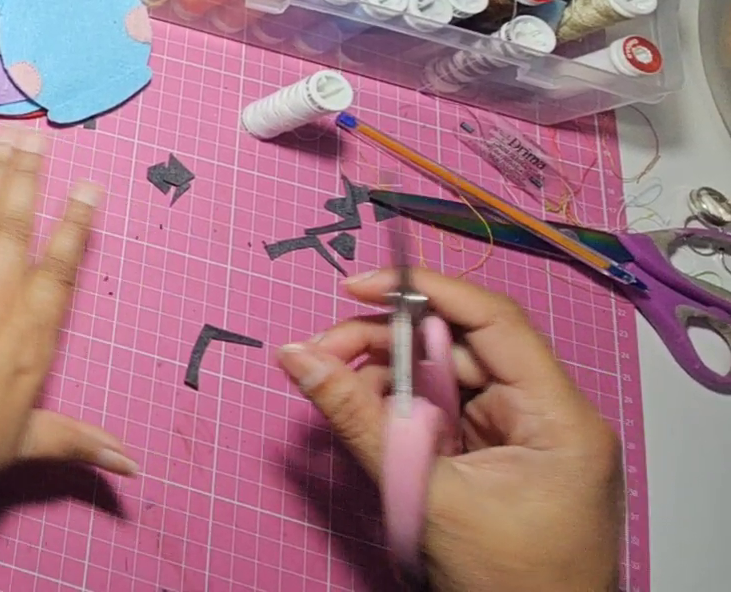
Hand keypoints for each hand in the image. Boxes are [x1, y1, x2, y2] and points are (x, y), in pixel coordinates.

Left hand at [0, 127, 134, 481]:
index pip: (62, 266)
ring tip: (12, 136)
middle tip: (39, 139)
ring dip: (0, 168)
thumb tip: (129, 466)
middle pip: (20, 221)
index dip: (77, 224)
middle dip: (31, 176)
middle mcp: (2, 289)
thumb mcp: (23, 444)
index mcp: (33, 331)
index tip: (89, 189)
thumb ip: (75, 441)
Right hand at [275, 269, 621, 591]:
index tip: (355, 287)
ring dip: (377, 369)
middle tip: (320, 352)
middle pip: (450, 342)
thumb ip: (354, 415)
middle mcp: (540, 412)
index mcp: (556, 418)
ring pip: (434, 368)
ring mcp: (514, 429)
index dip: (423, 292)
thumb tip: (294, 354)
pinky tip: (360, 410)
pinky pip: (430, 398)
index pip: (493, 321)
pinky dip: (388, 397)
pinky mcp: (486, 444)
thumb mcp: (420, 490)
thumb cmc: (504, 578)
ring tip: (333, 387)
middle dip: (379, 340)